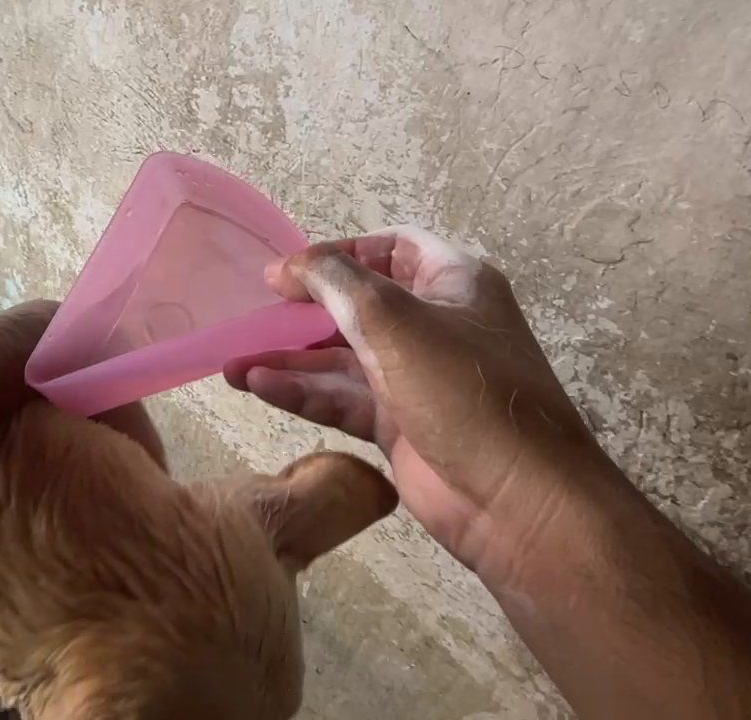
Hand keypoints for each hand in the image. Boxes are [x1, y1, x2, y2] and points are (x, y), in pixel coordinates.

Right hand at [224, 227, 617, 582]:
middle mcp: (432, 325)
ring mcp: (413, 377)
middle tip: (254, 314)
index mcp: (452, 285)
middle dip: (301, 310)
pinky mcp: (396, 423)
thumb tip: (284, 266)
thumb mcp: (390, 315)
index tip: (290, 269)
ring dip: (288, 358)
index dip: (339, 252)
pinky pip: (339, 397)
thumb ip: (331, 279)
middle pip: (354, 304)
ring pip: (339, 356)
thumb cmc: (459, 388)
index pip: (389, 248)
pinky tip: (257, 386)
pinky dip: (300, 391)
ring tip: (232, 363)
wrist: (518, 502)